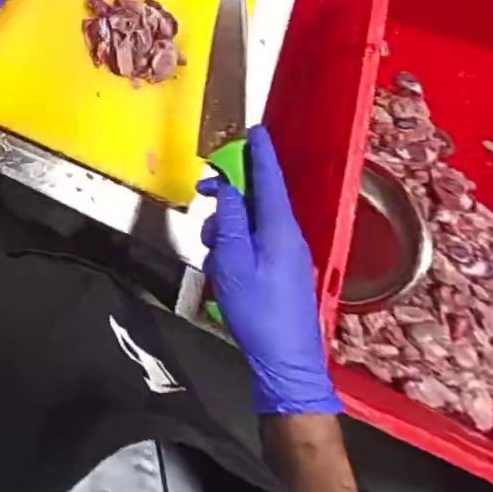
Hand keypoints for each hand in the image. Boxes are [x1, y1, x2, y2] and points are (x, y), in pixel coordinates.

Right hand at [200, 126, 342, 415]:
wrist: (286, 360)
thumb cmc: (259, 311)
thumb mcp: (234, 261)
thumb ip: (229, 221)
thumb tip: (230, 189)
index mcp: (280, 229)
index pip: (270, 180)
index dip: (262, 154)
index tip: (256, 130)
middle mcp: (288, 236)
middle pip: (256, 200)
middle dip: (228, 196)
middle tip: (204, 194)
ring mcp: (286, 254)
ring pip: (249, 223)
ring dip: (225, 230)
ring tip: (214, 257)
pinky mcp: (281, 269)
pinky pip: (252, 243)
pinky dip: (233, 248)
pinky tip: (223, 270)